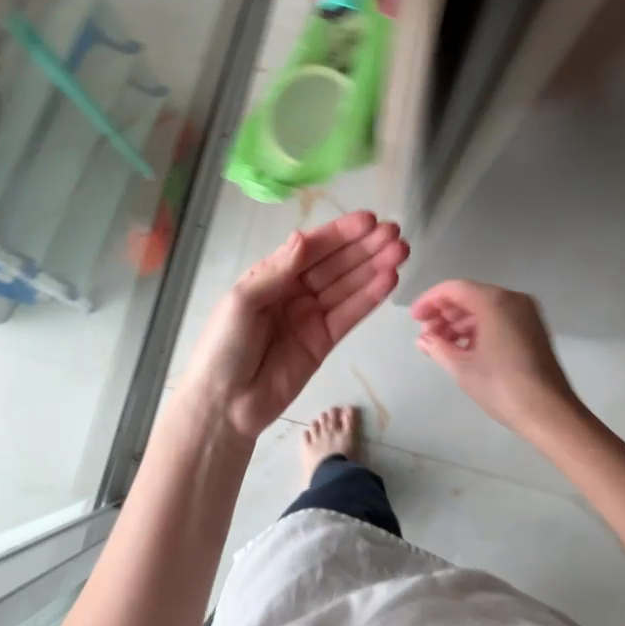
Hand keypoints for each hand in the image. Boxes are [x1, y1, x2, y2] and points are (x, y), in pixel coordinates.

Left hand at [177, 211, 407, 439]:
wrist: (224, 405)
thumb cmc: (223, 347)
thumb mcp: (242, 301)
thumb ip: (277, 271)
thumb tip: (303, 237)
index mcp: (271, 275)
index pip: (311, 248)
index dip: (340, 233)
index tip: (369, 220)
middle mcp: (294, 290)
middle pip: (335, 264)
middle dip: (364, 247)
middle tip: (395, 232)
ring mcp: (311, 316)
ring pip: (348, 286)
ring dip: (374, 267)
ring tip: (402, 250)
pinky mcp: (325, 342)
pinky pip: (350, 314)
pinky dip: (370, 297)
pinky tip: (390, 280)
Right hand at [411, 279, 580, 434]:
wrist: (550, 413)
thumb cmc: (503, 387)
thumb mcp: (463, 368)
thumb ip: (438, 347)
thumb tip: (423, 339)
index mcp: (495, 301)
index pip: (454, 289)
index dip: (430, 300)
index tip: (414, 318)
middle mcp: (513, 299)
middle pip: (471, 295)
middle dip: (445, 313)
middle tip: (427, 334)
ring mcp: (527, 314)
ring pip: (485, 308)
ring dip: (460, 322)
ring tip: (442, 345)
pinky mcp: (533, 329)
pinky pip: (499, 318)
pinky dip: (479, 328)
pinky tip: (465, 349)